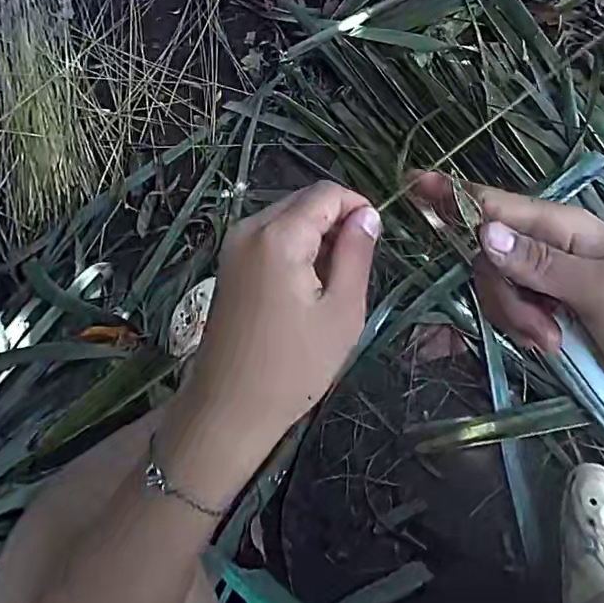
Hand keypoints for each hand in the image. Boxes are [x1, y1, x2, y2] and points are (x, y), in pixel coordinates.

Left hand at [167, 182, 378, 487]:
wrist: (227, 410)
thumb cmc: (293, 368)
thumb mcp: (342, 311)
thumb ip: (357, 253)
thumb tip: (368, 214)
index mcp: (278, 236)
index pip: (326, 192)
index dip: (357, 206)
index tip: (375, 239)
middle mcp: (250, 227)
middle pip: (305, 199)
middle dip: (337, 220)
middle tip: (356, 266)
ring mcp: (234, 243)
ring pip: (289, 215)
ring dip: (317, 234)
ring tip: (332, 281)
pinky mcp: (229, 261)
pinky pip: (271, 234)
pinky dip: (296, 245)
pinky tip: (306, 284)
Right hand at [411, 173, 603, 413]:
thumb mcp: (603, 291)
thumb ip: (540, 263)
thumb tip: (483, 231)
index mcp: (562, 226)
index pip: (494, 203)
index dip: (451, 195)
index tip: (411, 186)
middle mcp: (549, 244)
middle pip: (488, 255)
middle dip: (501, 294)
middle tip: (539, 328)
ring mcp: (550, 277)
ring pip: (498, 286)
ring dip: (516, 318)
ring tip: (556, 342)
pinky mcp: (553, 307)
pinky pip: (515, 310)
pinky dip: (525, 330)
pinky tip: (555, 346)